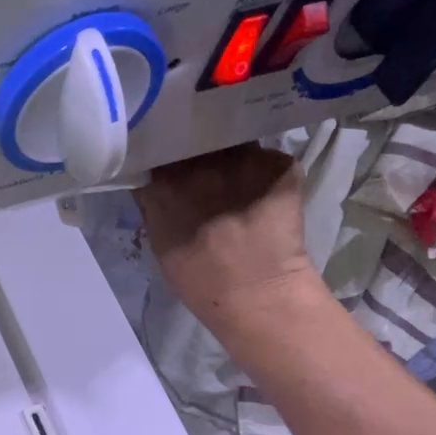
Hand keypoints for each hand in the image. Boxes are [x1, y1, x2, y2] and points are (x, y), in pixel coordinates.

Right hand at [133, 144, 323, 335]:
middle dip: (199, 149)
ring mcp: (245, 158)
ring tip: (236, 183)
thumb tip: (156, 179)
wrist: (255, 294)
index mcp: (165, 180)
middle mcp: (202, 161)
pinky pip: (268, 159)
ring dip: (233, 158)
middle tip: (204, 172)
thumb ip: (155, 200)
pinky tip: (263, 196)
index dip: (165, 151)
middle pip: (199, 140)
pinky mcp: (280, 164)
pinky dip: (264, 173)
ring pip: (235, 146)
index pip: (161, 148)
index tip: (167, 160)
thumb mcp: (158, 237)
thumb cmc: (198, 278)